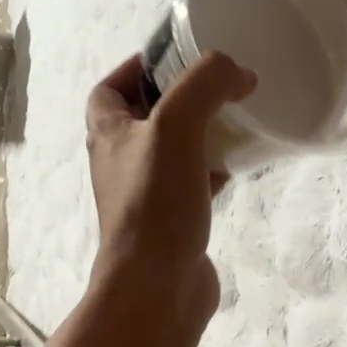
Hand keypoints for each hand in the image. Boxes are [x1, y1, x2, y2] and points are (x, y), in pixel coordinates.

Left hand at [83, 53, 256, 303]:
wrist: (156, 288)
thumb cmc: (155, 200)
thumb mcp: (177, 125)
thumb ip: (206, 84)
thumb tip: (239, 73)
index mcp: (108, 133)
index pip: (108, 88)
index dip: (135, 68)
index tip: (175, 58)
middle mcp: (119, 162)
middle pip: (142, 116)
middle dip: (174, 98)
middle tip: (213, 86)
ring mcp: (143, 195)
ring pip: (169, 150)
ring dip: (195, 133)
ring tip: (230, 119)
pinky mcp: (169, 222)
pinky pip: (189, 183)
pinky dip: (210, 169)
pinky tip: (235, 167)